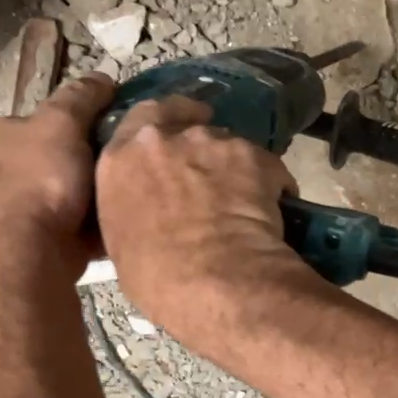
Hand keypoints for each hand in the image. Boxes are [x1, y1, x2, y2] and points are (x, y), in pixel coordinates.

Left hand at [0, 74, 115, 279]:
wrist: (23, 255)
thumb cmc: (40, 181)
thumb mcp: (61, 124)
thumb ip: (81, 98)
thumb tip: (103, 75)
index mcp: (5, 135)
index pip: (52, 120)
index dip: (88, 122)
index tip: (120, 132)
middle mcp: (3, 169)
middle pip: (64, 157)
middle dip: (94, 163)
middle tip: (129, 168)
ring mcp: (16, 209)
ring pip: (71, 193)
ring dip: (96, 197)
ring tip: (129, 199)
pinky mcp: (33, 243)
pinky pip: (74, 226)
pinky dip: (94, 226)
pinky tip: (116, 228)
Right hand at [94, 96, 310, 347]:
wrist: (215, 278)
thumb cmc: (158, 277)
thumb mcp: (123, 242)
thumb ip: (134, 210)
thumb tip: (154, 216)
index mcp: (121, 160)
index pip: (141, 119)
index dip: (164, 121)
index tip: (177, 129)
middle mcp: (165, 139)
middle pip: (188, 123)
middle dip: (201, 136)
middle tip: (214, 163)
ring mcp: (212, 143)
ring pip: (228, 144)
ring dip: (235, 164)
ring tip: (246, 198)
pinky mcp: (255, 155)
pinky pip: (267, 165)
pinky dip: (272, 182)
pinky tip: (276, 209)